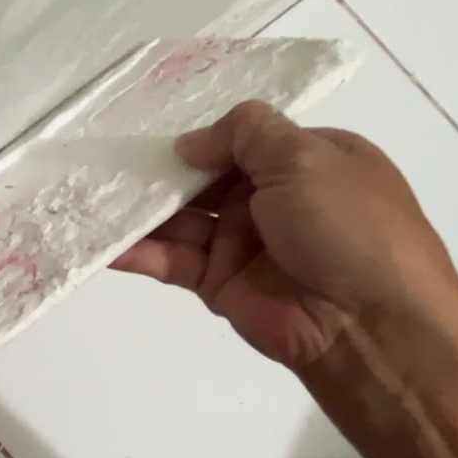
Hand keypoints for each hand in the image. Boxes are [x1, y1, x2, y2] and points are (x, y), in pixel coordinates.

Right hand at [110, 100, 457, 370]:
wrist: (363, 322)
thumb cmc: (348, 226)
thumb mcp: (307, 158)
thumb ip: (245, 135)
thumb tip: (189, 143)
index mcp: (306, 162)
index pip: (244, 141)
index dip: (205, 138)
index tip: (158, 136)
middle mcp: (271, 199)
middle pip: (204, 180)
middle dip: (161, 174)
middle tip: (110, 167)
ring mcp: (241, 243)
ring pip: (180, 220)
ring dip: (141, 213)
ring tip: (94, 202)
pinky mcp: (214, 282)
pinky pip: (170, 260)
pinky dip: (138, 252)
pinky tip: (105, 244)